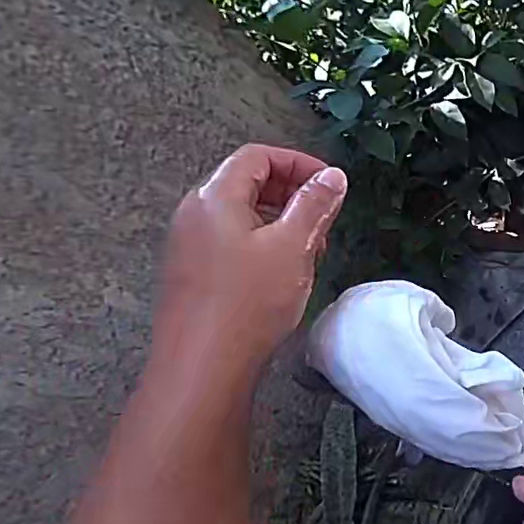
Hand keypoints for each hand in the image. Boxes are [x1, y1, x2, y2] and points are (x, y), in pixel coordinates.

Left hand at [151, 144, 347, 381]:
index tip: (331, 185)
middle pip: (248, 183)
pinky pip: (232, 241)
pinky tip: (284, 274)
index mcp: (215, 197)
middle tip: (325, 221)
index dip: (298, 163)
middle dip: (293, 194)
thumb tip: (333, 176)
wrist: (203, 366)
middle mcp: (195, 214)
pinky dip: (263, 244)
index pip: (257, 157)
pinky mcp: (193, 273)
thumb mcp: (292, 246)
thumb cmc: (250, 301)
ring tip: (310, 251)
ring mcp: (190, 245)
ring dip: (282, 222)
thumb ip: (314, 204)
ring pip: (243, 215)